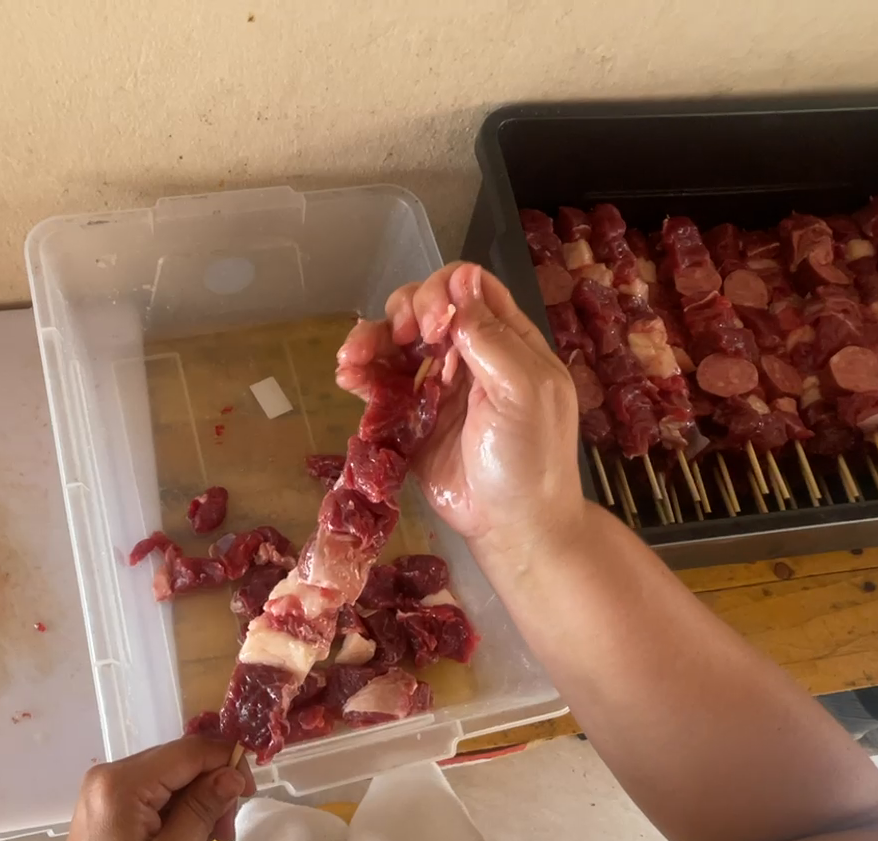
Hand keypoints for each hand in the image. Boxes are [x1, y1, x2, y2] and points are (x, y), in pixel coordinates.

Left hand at [21, 736, 252, 840]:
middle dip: (211, 790)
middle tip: (226, 834)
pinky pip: (153, 794)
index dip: (226, 762)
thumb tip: (233, 772)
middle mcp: (110, 774)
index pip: (189, 751)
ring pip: (170, 778)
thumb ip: (204, 809)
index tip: (251, 792)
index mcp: (123, 784)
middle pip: (180, 762)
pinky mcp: (106, 805)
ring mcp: (105, 789)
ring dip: (197, 805)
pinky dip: (177, 813)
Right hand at [337, 262, 585, 556]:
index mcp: (506, 342)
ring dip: (371, 340)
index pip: (469, 288)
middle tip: (403, 341)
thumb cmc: (529, 459)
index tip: (432, 328)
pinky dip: (362, 374)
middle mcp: (469, 357)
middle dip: (403, 314)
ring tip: (350, 359)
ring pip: (397, 344)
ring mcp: (437, 388)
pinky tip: (348, 376)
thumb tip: (462, 277)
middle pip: (425, 309)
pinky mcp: (411, 419)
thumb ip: (491, 337)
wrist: (511, 526)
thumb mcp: (523, 391)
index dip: (442, 292)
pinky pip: (382, 385)